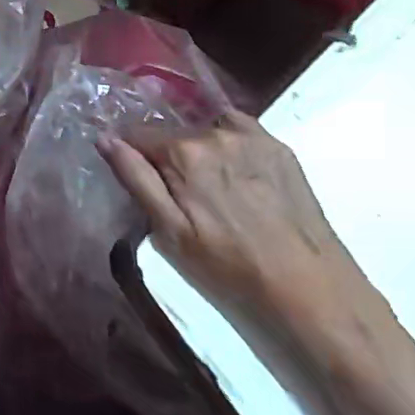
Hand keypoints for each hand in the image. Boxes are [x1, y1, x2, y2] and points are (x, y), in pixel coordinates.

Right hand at [99, 112, 346, 307]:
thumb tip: (105, 138)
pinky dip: (230, 144)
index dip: (134, 154)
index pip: (139, 133)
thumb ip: (136, 178)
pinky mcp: (278, 143)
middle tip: (181, 194)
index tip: (139, 175)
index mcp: (183, 151)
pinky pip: (239, 130)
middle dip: (169, 155)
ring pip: (207, 129)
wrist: (308, 285)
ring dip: (201, 149)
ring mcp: (251, 133)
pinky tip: (238, 176)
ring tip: (214, 188)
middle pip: (175, 131)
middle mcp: (215, 129)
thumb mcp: (171, 232)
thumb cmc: (230, 266)